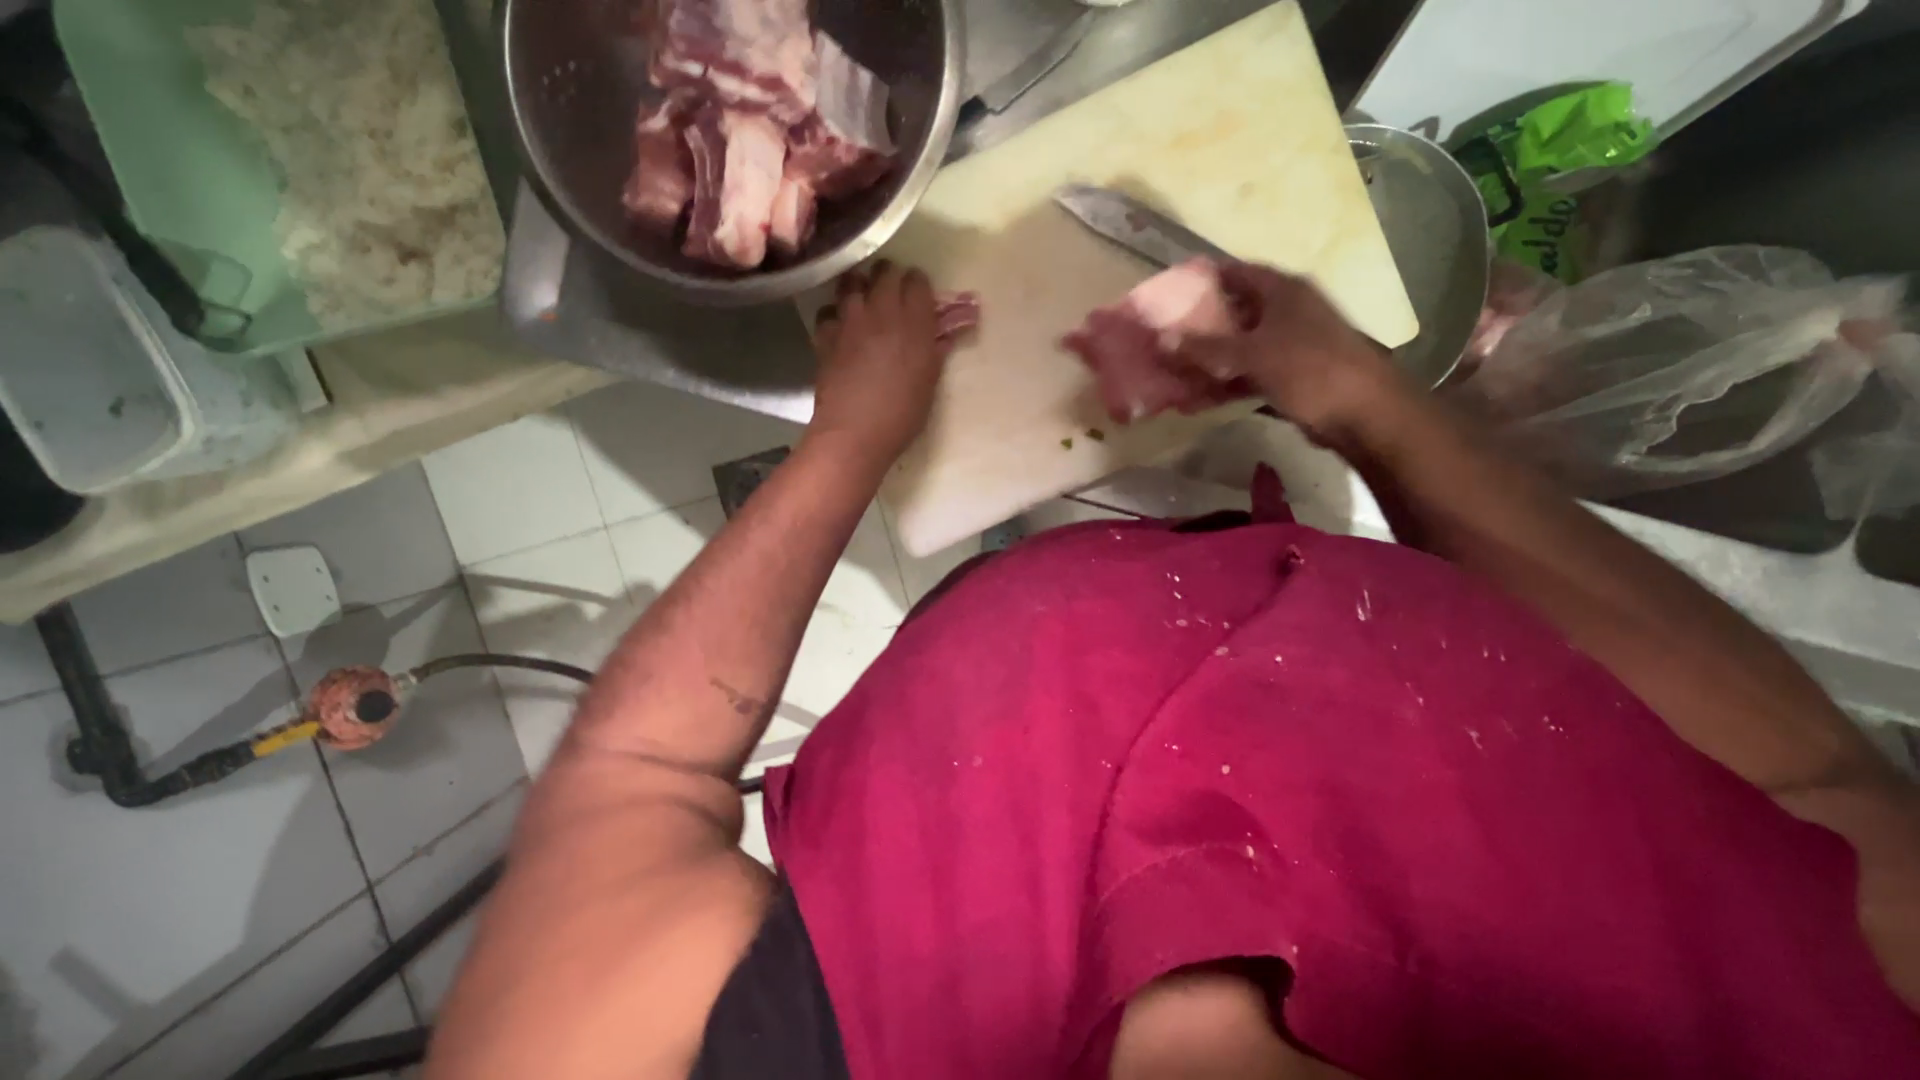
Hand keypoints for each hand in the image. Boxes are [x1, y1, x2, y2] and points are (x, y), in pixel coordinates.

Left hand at [806, 260, 951, 469]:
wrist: (854, 433)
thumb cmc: (901, 415)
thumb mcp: (930, 384)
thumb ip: (936, 352)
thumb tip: (944, 335)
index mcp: (915, 324)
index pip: (917, 281)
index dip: (918, 285)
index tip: (919, 294)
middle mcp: (882, 312)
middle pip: (885, 272)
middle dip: (890, 276)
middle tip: (892, 290)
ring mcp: (850, 321)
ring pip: (852, 281)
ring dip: (859, 285)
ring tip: (863, 298)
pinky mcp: (826, 335)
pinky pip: (828, 311)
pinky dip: (834, 315)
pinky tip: (839, 327)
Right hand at [1178, 263, 1403, 441]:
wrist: (1364, 414)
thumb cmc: (1310, 370)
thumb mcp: (1252, 354)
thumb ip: (1205, 347)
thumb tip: (1161, 339)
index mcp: (1282, 290)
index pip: (1234, 271)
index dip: (1201, 279)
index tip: (1167, 293)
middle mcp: (1287, 310)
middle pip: (1234, 309)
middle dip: (1199, 323)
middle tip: (1162, 335)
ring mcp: (1290, 343)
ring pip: (1239, 344)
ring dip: (1209, 357)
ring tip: (1171, 369)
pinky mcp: (1291, 375)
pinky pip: (1248, 372)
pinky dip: (1225, 382)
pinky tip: (1196, 397)